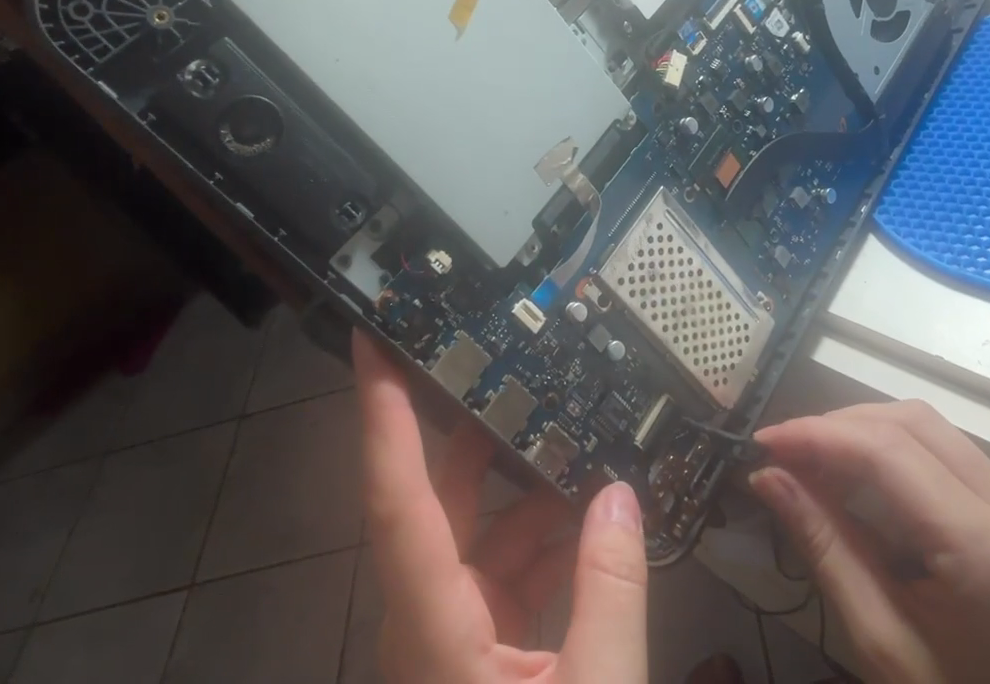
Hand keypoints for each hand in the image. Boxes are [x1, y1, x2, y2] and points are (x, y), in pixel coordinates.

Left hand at [353, 328, 648, 683]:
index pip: (395, 497)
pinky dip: (550, 538)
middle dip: (473, 428)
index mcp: (433, 624)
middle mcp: (429, 615)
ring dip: (529, 488)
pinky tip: (595, 514)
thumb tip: (620, 492)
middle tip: (506, 361)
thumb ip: (610, 588)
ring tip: (578, 433)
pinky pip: (508, 571)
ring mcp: (454, 632)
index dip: (379, 413)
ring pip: (482, 534)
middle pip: (439, 498)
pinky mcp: (481, 649)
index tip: (369, 340)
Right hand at [749, 401, 989, 683]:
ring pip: (936, 431)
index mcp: (987, 550)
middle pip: (915, 423)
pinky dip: (900, 456)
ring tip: (813, 465)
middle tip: (784, 454)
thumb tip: (768, 476)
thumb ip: (827, 549)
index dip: (817, 434)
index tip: (763, 442)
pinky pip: (955, 458)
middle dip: (840, 426)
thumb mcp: (883, 642)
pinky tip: (862, 482)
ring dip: (868, 435)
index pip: (889, 451)